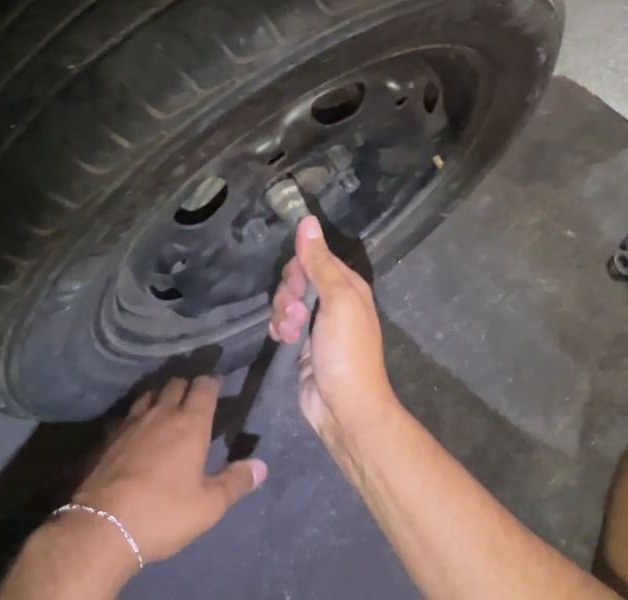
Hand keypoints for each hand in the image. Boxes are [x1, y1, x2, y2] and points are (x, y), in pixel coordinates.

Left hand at [69, 375, 265, 563]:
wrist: (103, 527)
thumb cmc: (163, 513)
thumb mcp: (209, 506)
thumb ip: (236, 482)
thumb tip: (262, 465)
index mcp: (191, 424)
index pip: (204, 386)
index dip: (213, 382)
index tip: (218, 385)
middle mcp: (162, 414)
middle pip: (177, 384)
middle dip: (188, 386)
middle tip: (195, 399)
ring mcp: (132, 423)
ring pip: (150, 395)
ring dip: (161, 396)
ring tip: (167, 409)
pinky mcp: (109, 438)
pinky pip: (128, 414)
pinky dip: (138, 415)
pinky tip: (137, 430)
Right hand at [268, 216, 399, 461]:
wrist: (345, 408)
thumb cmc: (346, 351)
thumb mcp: (337, 300)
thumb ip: (319, 262)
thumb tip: (307, 220)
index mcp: (347, 284)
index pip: (315, 257)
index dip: (300, 267)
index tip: (297, 285)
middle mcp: (334, 299)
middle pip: (297, 277)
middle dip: (288, 293)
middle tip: (297, 314)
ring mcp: (318, 322)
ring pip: (287, 300)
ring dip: (283, 313)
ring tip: (292, 333)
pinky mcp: (303, 343)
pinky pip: (283, 322)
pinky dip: (280, 328)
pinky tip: (284, 341)